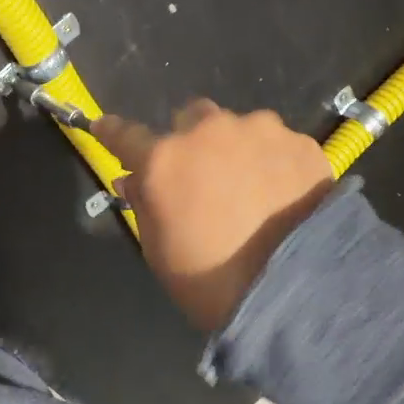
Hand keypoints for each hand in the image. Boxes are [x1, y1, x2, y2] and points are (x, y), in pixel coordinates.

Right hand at [95, 100, 333, 331]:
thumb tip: (134, 179)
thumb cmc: (207, 277)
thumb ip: (143, 203)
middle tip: (197, 176)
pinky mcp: (300, 142)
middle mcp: (208, 132)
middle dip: (188, 140)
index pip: (126, 136)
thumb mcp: (157, 248)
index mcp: (164, 160)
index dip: (112, 132)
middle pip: (190, 119)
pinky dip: (270, 163)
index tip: (102, 127)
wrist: (290, 284)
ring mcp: (260, 131)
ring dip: (233, 149)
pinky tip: (276, 195)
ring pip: (237, 128)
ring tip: (246, 189)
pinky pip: (275, 145)